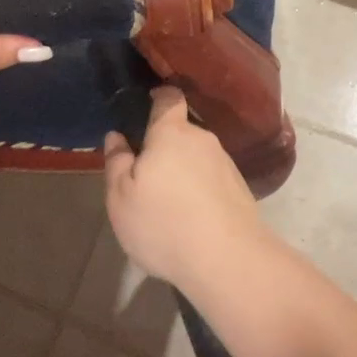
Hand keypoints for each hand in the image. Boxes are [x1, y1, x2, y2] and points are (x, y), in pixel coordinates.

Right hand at [103, 87, 268, 287]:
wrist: (228, 261)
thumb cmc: (164, 224)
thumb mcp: (121, 197)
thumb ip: (117, 162)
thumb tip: (117, 137)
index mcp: (172, 133)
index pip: (169, 98)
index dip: (159, 96)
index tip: (148, 103)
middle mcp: (203, 140)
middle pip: (181, 133)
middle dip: (165, 148)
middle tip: (147, 177)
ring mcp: (226, 164)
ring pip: (197, 158)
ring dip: (183, 173)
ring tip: (169, 206)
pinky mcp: (240, 190)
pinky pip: (212, 180)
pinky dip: (200, 192)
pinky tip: (192, 220)